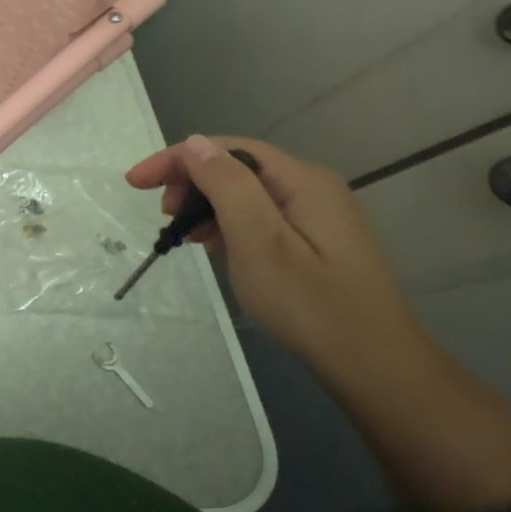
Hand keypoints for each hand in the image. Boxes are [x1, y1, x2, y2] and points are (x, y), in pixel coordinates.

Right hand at [125, 134, 420, 379]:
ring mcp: (319, 215)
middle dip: (190, 183)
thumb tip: (195, 143)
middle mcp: (313, 187)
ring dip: (206, 205)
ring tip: (185, 237)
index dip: (176, 159)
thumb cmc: (309, 304)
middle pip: (237, 166)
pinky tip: (217, 247)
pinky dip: (228, 223)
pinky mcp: (317, 240)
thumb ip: (227, 185)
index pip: (227, 149)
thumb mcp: (258, 241)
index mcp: (303, 181)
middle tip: (164, 218)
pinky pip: (260, 214)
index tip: (135, 185)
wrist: (374, 367)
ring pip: (246, 192)